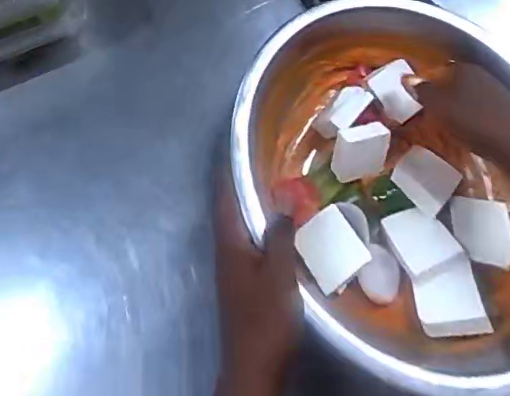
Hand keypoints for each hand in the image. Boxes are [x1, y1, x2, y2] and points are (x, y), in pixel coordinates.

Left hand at [213, 180, 299, 395]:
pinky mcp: (242, 279)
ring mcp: (231, 263)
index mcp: (228, 237)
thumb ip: (281, 234)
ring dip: (254, 205)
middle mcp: (224, 244)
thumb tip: (285, 194)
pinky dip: (261, 227)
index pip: (224, 190)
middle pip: (231, 204)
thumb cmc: (264, 317)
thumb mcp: (279, 274)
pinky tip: (279, 230)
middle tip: (264, 161)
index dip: (228, 166)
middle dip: (243, 182)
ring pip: (241, 223)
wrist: (253, 367)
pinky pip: (249, 240)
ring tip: (276, 187)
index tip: (237, 143)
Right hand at [411, 64, 509, 169]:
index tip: (416, 101)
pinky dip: (473, 120)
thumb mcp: (437, 106)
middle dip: (441, 97)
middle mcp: (482, 74)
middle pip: (452, 83)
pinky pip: (482, 111)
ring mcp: (499, 93)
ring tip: (448, 128)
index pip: (435, 70)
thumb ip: (421, 91)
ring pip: (468, 98)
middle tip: (430, 115)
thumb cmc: (475, 122)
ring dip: (457, 110)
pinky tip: (471, 134)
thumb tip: (408, 79)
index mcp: (463, 67)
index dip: (423, 85)